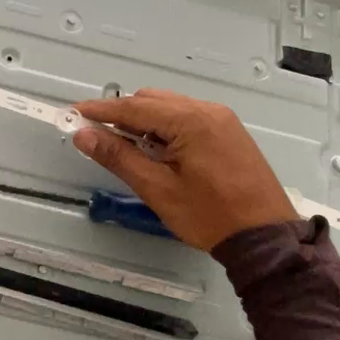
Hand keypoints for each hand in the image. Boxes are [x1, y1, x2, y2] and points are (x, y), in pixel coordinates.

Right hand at [72, 90, 296, 251]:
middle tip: (96, 136)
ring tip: (125, 147)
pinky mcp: (228, 132)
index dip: (100, 110)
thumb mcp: (157, 189)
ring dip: (143, 121)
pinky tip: (156, 150)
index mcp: (191, 121)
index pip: (134, 107)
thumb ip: (118, 157)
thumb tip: (83, 135)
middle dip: (121, 115)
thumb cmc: (209, 216)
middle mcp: (208, 110)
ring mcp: (222, 120)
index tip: (72, 113)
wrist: (266, 238)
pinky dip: (165, 127)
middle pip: (151, 101)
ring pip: (169, 107)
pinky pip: (187, 118)